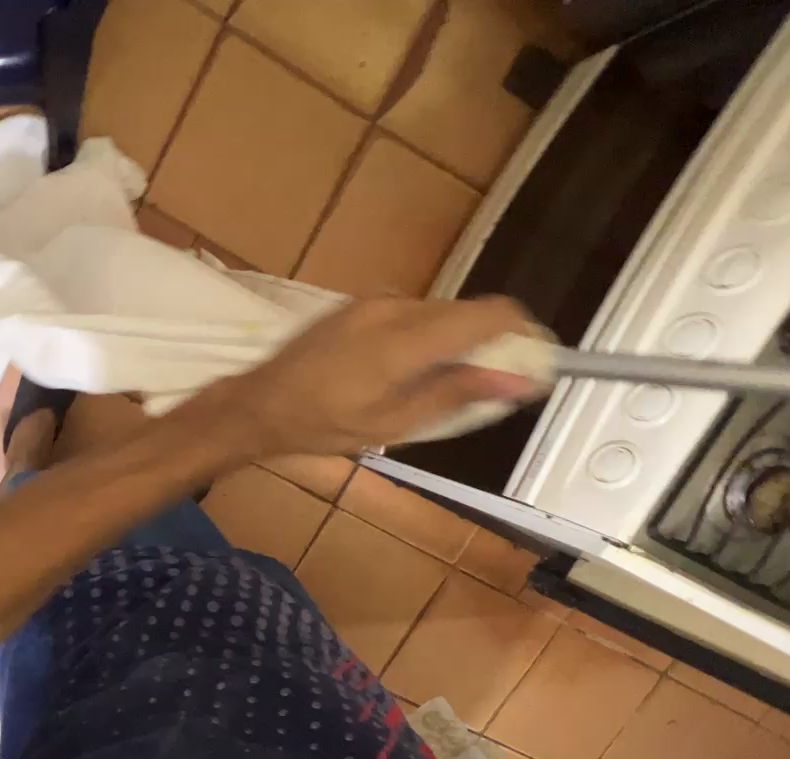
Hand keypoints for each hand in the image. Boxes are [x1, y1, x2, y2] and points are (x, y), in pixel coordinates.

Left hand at [191, 296, 546, 457]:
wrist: (257, 405)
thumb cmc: (319, 425)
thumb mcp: (391, 425)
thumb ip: (456, 397)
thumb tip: (521, 379)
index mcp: (403, 340)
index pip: (490, 314)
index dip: (523, 335)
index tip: (533, 364)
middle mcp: (392, 308)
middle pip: (468, 312)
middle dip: (488, 345)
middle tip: (483, 390)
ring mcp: (371, 302)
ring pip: (439, 313)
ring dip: (453, 343)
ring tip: (432, 388)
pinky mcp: (357, 305)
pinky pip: (411, 314)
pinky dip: (424, 337)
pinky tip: (402, 372)